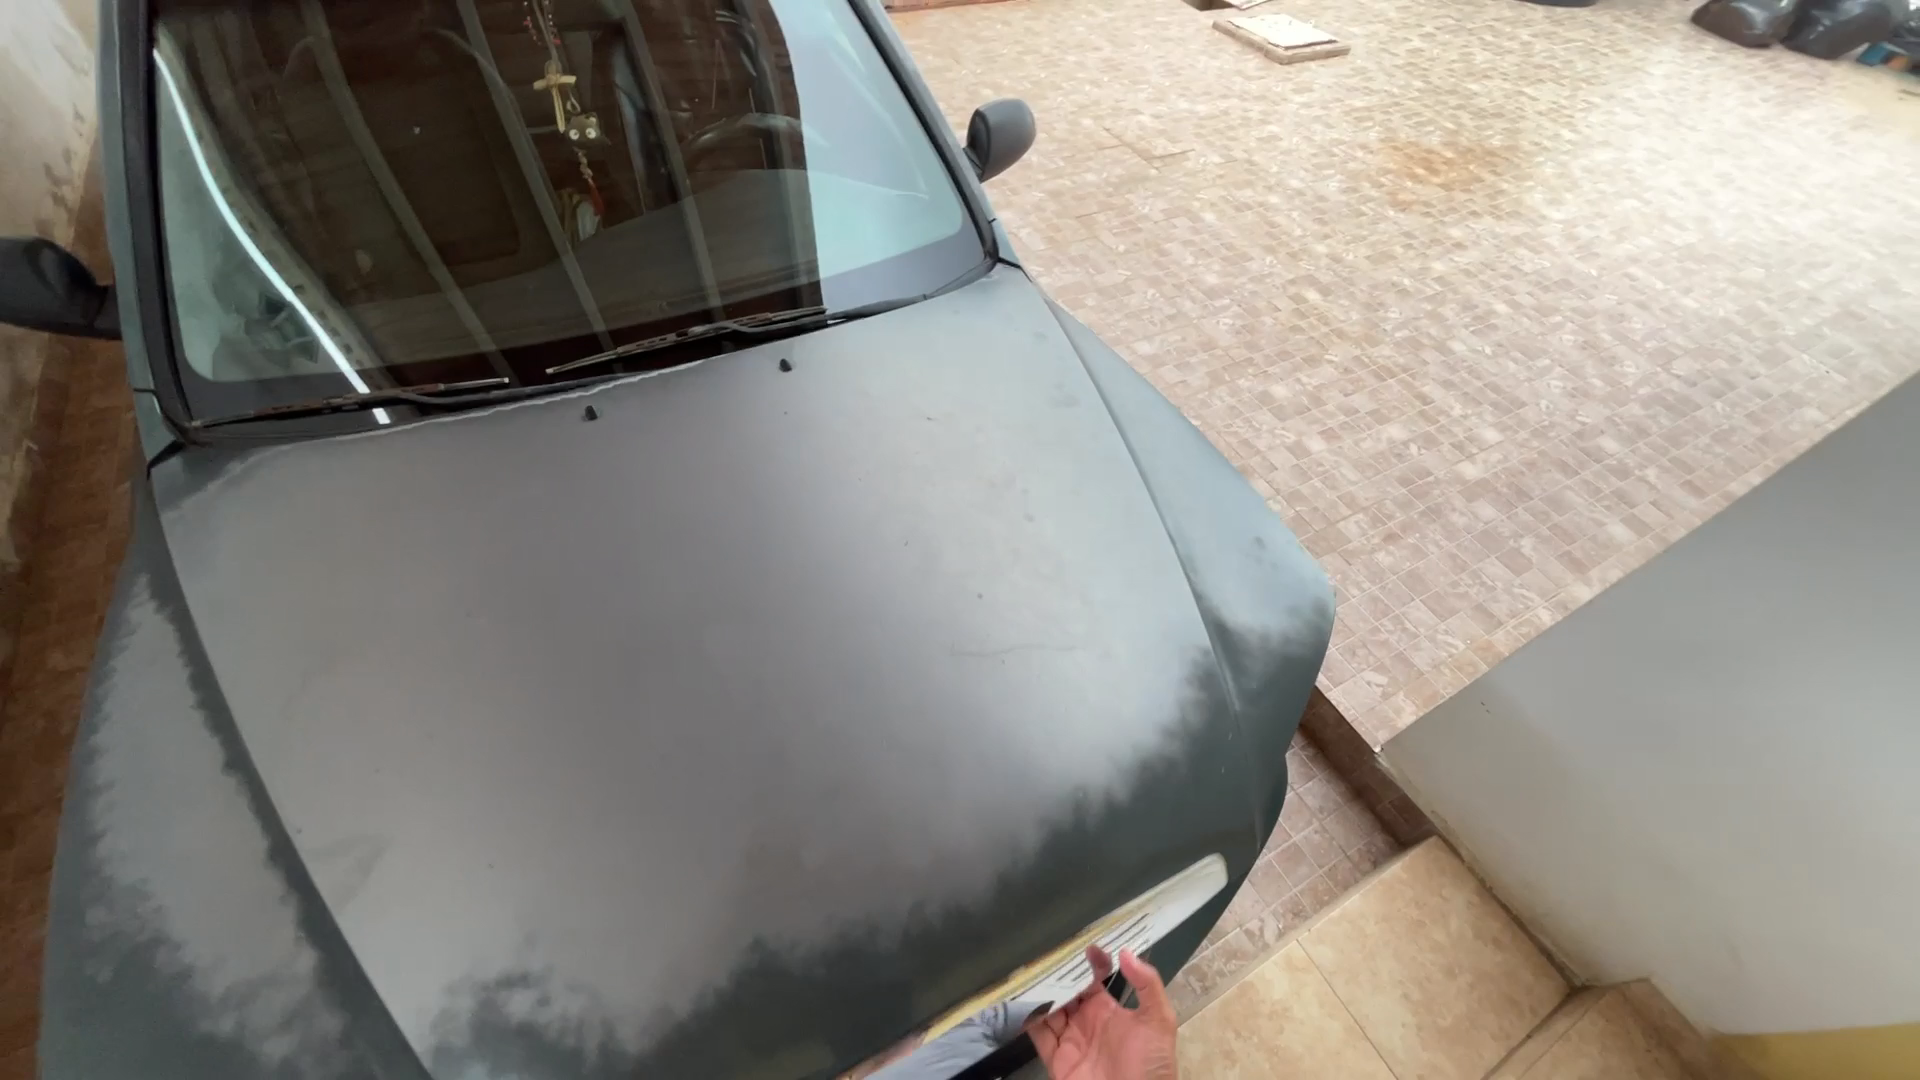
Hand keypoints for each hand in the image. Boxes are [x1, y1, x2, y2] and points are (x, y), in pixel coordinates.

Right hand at [1025, 947, 1177, 1079]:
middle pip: (1068, 990)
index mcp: (1110, 1011)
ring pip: (1050, 1008)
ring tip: (1029, 969)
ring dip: (1041, 991)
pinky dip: (1029, 1018)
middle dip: (1057, 973)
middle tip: (1046, 951)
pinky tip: (1023, 999)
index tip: (1084, 946)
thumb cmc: (1151, 1067)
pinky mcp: (1057, 1059)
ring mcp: (1071, 1040)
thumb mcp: (1160, 1023)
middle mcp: (1087, 1021)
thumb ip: (1148, 985)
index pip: (1095, 979)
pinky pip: (1039, 1035)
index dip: (1090, 962)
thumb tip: (1125, 951)